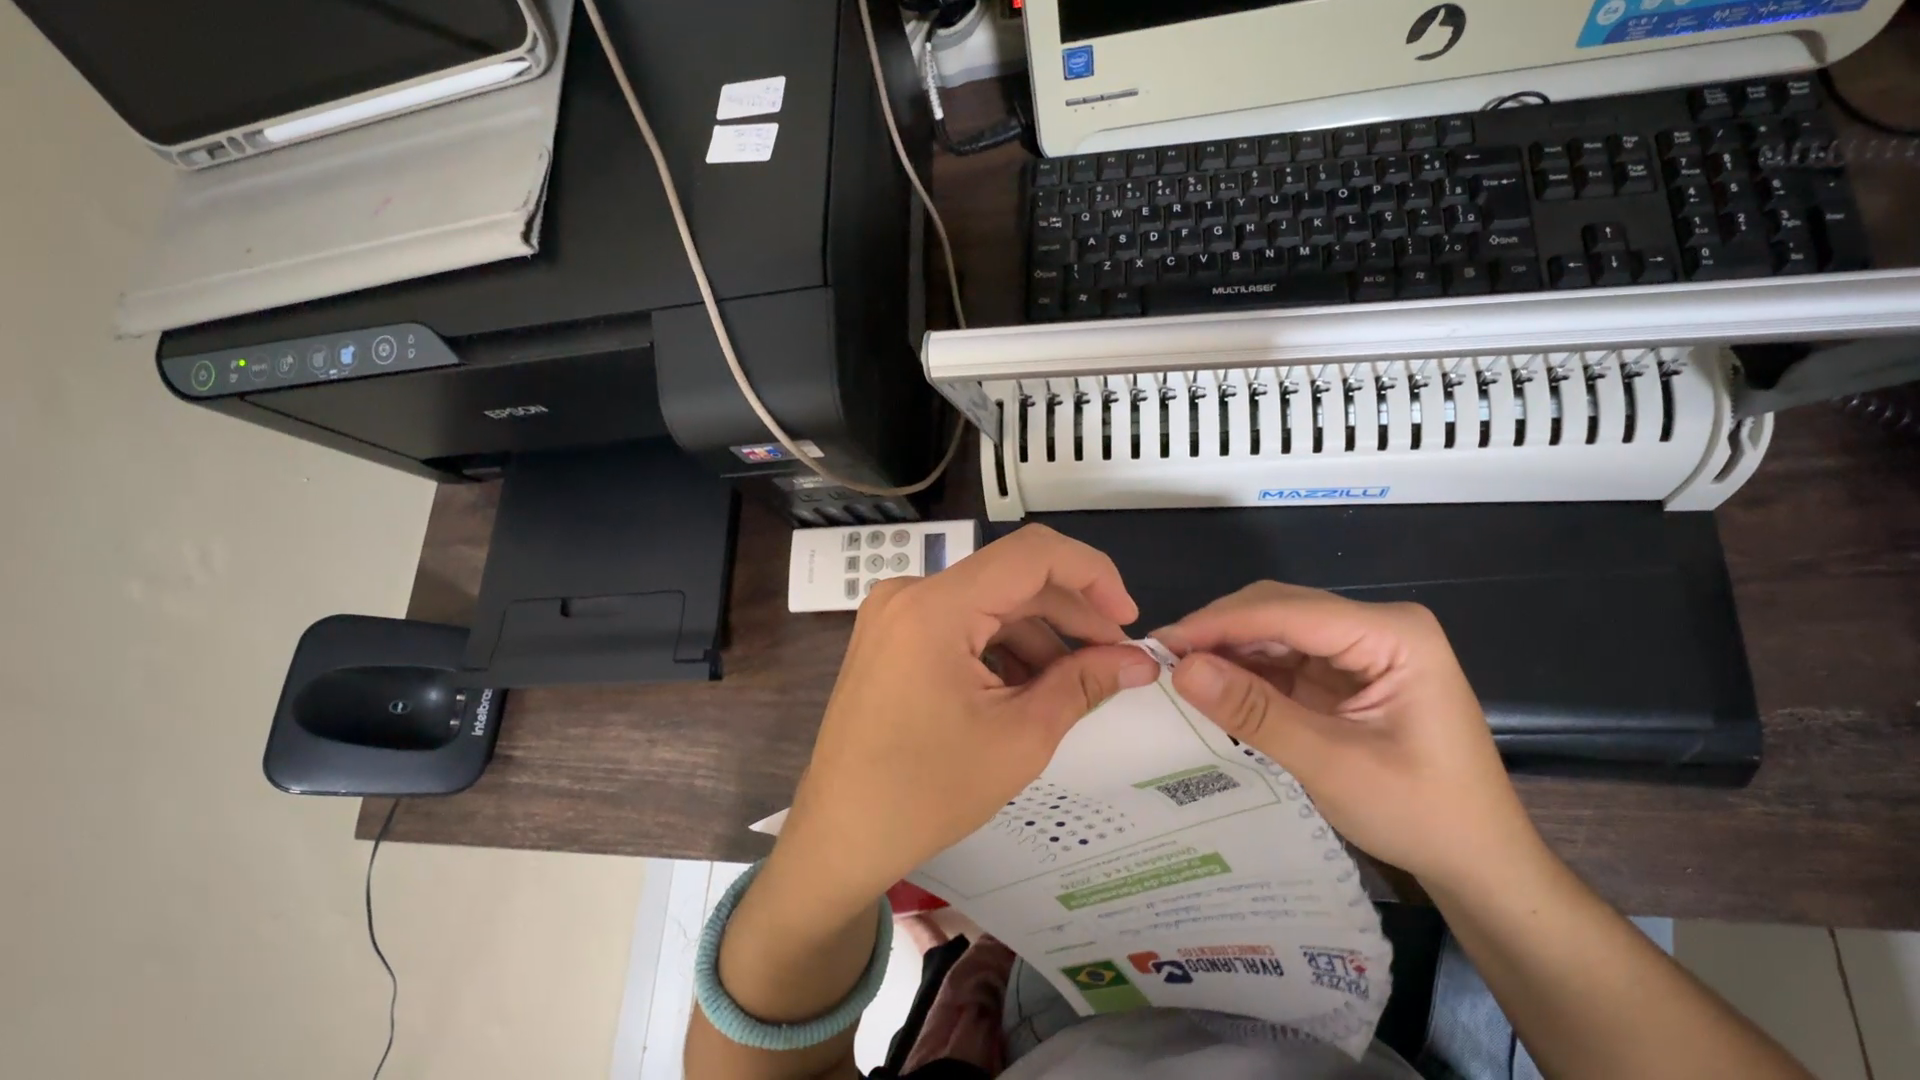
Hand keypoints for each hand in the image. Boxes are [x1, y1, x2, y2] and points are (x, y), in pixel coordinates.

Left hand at [772, 525, 1161, 921]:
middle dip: (1070, 616)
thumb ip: (1084, 683)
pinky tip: (1027, 690)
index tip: (1128, 619)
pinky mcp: (890, 639)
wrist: (842, 836)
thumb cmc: (928, 792)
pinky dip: (1000, 650)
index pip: (1033, 554)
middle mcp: (910, 594)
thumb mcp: (1020, 737)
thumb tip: (1139, 660)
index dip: (1092, 575)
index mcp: (936, 606)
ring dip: (1038, 638)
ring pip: (988, 605)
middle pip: (1011, 580)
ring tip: (1072, 687)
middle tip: (1115, 661)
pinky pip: (960, 625)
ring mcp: (894, 615)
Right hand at [1154, 583, 1539, 889]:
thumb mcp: (1331, 764)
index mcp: (1393, 634)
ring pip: (1276, 633)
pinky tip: (1211, 687)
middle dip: (1219, 633)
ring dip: (1228, 651)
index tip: (1160, 643)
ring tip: (1174, 673)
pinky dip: (1247, 673)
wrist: (1479, 862)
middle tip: (1158, 660)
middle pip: (1280, 611)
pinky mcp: (1347, 676)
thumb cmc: (1420, 813)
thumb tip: (1180, 669)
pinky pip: (1284, 661)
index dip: (1219, 623)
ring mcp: (1362, 650)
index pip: (1288, 610)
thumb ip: (1255, 712)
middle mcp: (1377, 628)